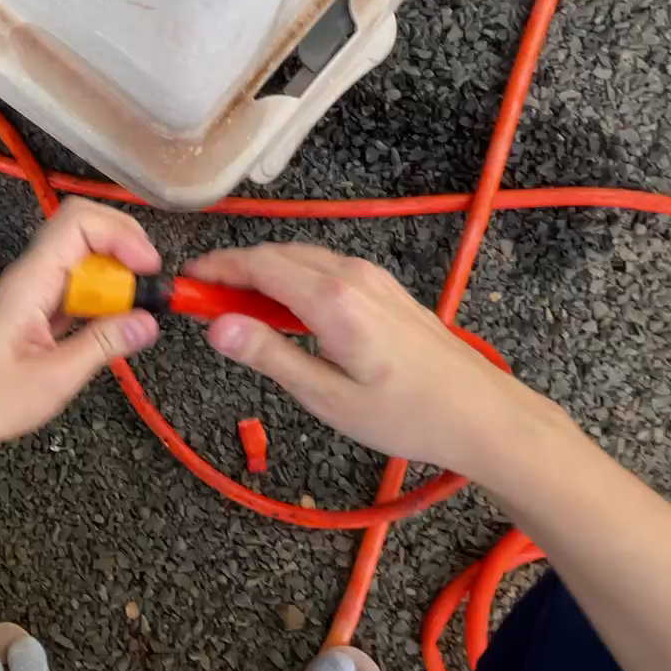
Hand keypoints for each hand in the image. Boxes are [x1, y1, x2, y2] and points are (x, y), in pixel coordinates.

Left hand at [0, 199, 161, 453]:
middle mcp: (30, 277)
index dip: (120, 233)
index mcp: (30, 283)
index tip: (149, 266)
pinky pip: (75, 285)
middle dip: (124, 245)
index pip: (77, 223)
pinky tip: (114, 322)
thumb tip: (147, 321)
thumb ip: (103, 345)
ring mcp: (32, 291)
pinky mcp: (35, 309)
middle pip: (83, 229)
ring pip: (82, 257)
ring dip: (115, 273)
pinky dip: (101, 296)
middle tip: (149, 282)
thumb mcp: (53, 379)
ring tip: (136, 307)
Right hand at [183, 244, 573, 478]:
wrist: (484, 415)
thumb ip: (269, 355)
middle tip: (203, 301)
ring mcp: (370, 277)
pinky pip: (322, 267)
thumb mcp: (326, 396)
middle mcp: (351, 275)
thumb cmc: (405, 415)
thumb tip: (217, 327)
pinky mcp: (381, 287)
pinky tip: (282, 308)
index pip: (258, 265)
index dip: (216, 269)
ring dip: (261, 273)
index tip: (186, 282)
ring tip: (235, 307)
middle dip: (233, 271)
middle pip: (275, 255)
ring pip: (299, 257)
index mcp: (333, 300)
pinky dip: (290, 278)